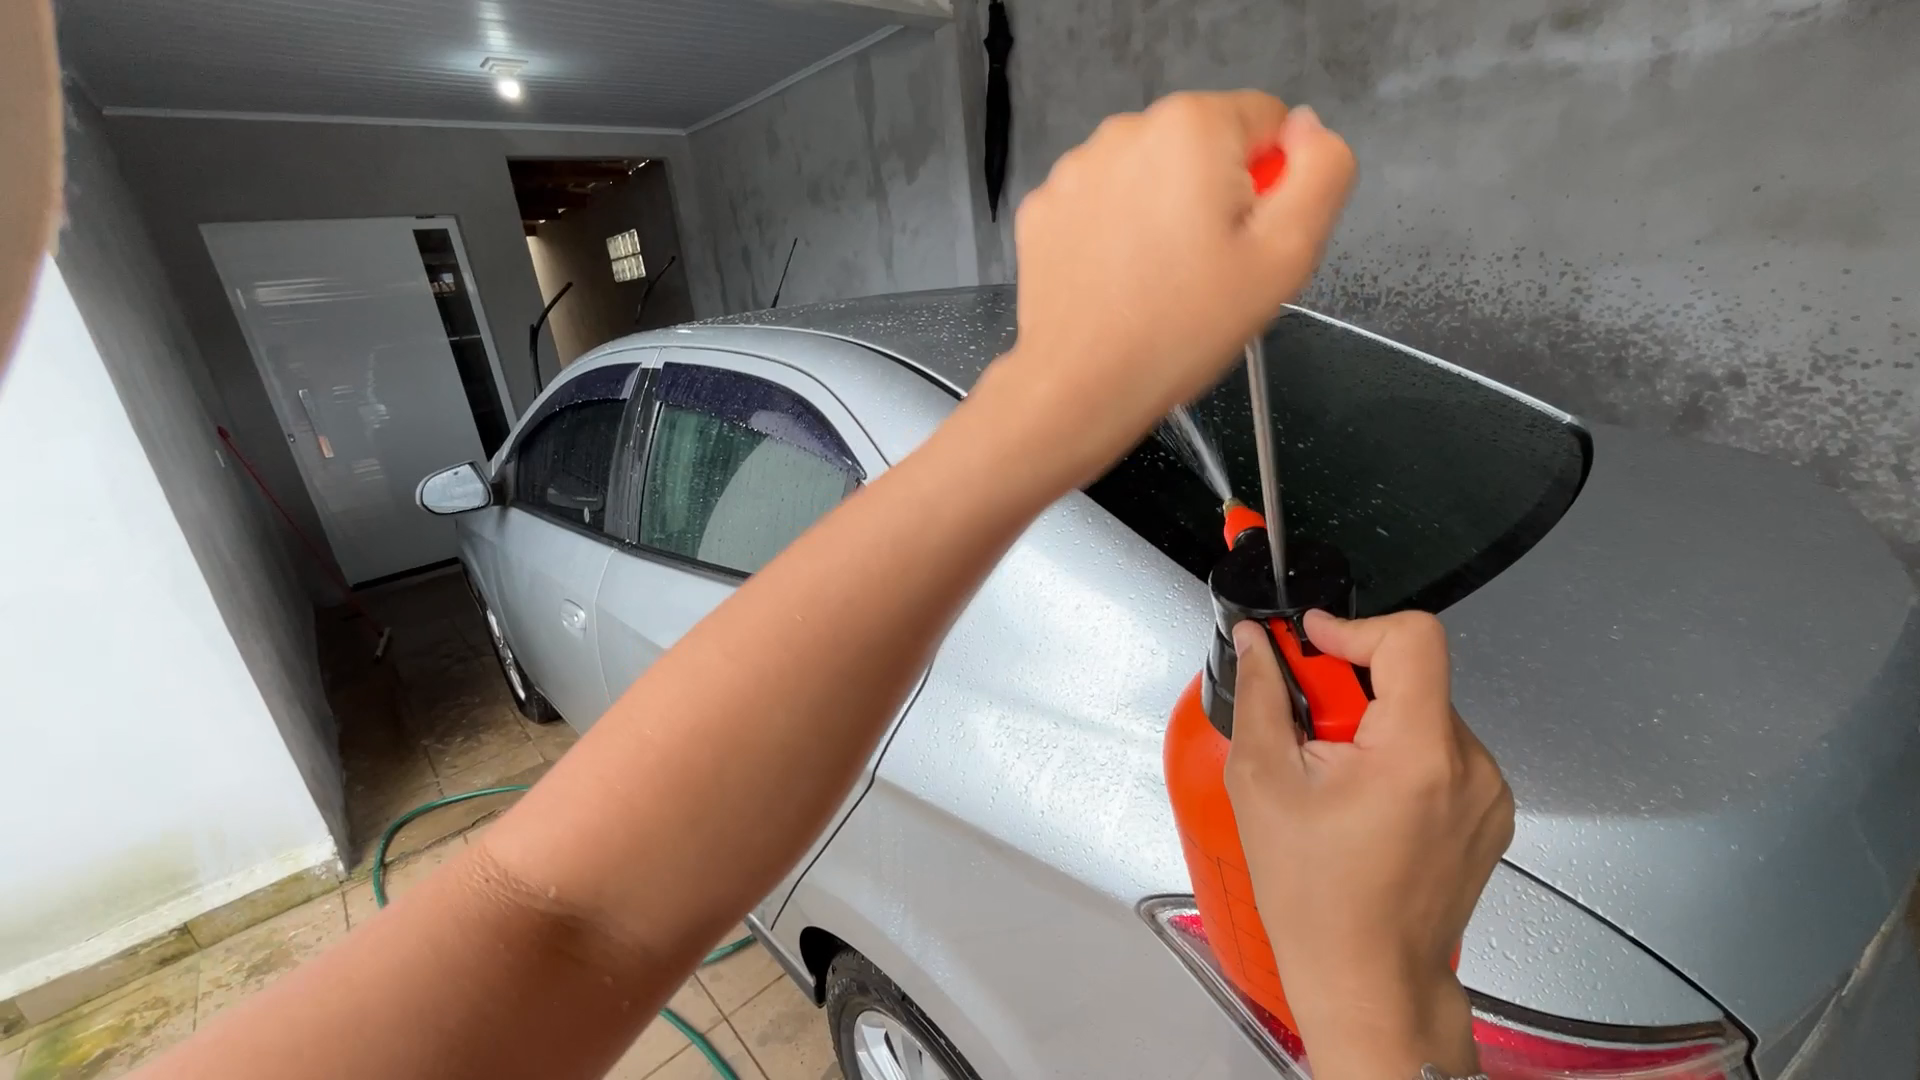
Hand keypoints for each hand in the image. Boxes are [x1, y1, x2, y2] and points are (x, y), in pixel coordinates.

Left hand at [978, 91, 1355, 483]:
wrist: (1079, 385)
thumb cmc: (1177, 331)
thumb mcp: (1287, 255)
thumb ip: (1323, 171)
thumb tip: (1309, 130)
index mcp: (1192, 127)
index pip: (1267, 123)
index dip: (1270, 186)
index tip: (1245, 242)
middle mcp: (1125, 132)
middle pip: (1201, 150)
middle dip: (1212, 200)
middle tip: (1203, 272)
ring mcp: (1075, 172)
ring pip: (1147, 179)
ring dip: (1159, 217)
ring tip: (1155, 283)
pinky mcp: (1043, 211)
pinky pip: (1099, 207)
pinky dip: (1111, 236)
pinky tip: (1115, 283)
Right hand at [1224, 611, 1512, 1079]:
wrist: (1368, 979)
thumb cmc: (1312, 891)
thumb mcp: (1261, 780)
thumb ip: (1261, 694)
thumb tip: (1255, 641)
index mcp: (1419, 752)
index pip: (1412, 638)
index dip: (1351, 628)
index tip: (1308, 643)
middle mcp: (1472, 765)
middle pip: (1410, 674)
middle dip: (1347, 684)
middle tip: (1304, 725)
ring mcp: (1489, 793)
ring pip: (1422, 710)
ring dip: (1369, 718)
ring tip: (1329, 771)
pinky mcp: (1488, 813)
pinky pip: (1439, 748)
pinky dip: (1394, 749)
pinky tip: (1360, 795)